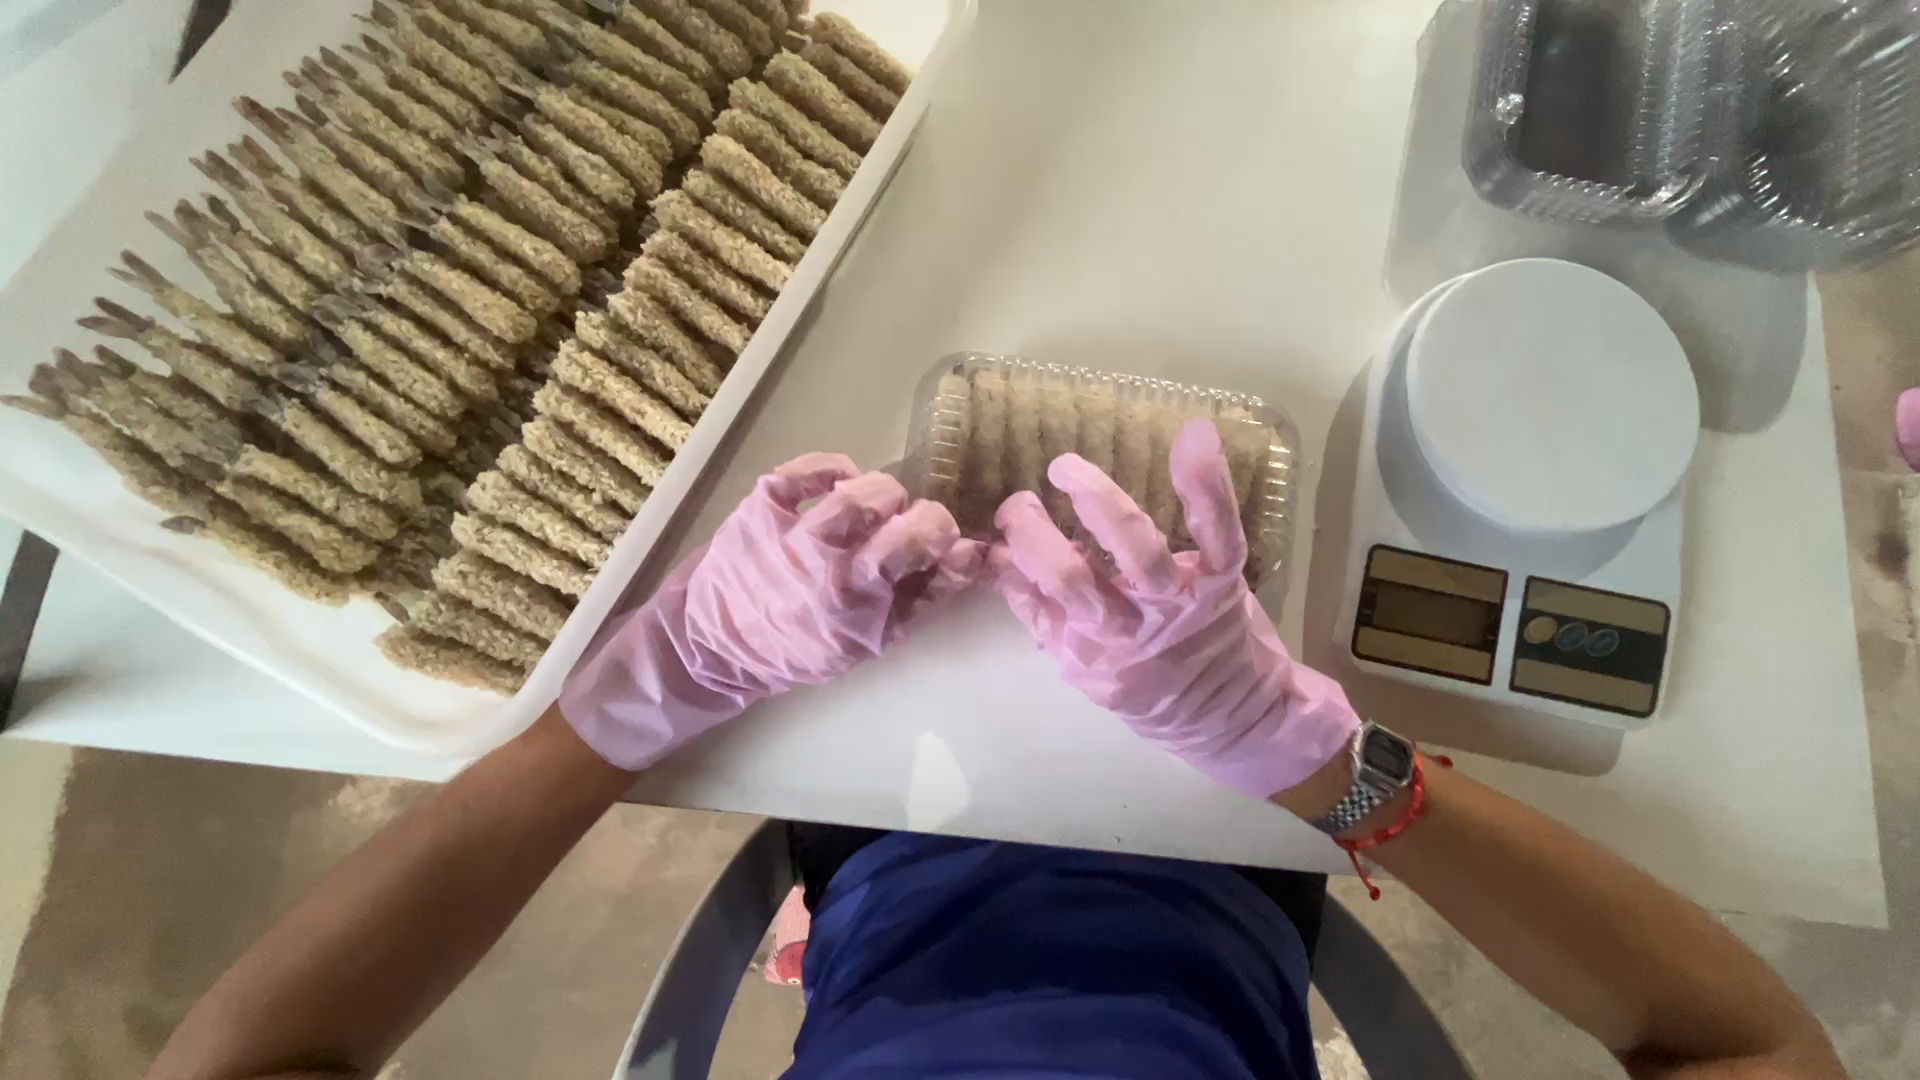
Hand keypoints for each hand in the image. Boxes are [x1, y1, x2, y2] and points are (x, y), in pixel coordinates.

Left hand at [560, 453, 984, 770]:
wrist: (719, 644)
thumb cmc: (805, 646)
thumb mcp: (874, 639)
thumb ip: (925, 597)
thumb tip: (970, 551)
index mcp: (862, 601)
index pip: (923, 545)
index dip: (942, 532)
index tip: (939, 537)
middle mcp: (830, 567)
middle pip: (895, 516)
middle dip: (917, 514)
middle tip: (906, 524)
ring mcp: (792, 536)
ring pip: (854, 492)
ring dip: (880, 491)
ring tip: (875, 503)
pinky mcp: (760, 511)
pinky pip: (800, 472)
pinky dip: (829, 465)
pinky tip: (839, 478)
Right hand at [990, 418, 1359, 799]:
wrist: (1229, 720)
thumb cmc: (1147, 686)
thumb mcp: (1079, 660)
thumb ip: (1038, 609)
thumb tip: (993, 556)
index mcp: (1087, 647)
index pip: (1039, 596)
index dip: (1017, 552)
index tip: (1007, 517)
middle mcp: (1128, 630)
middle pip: (1075, 580)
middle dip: (1039, 536)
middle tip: (1023, 500)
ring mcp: (1178, 605)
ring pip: (1140, 553)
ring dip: (1100, 504)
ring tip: (1067, 470)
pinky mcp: (1222, 583)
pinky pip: (1218, 533)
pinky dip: (1205, 485)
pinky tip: (1192, 437)